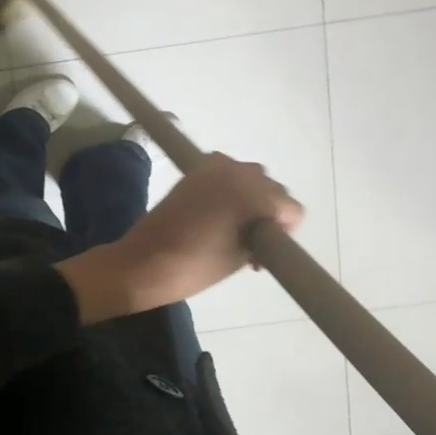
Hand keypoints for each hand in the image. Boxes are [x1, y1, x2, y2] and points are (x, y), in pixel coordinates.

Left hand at [56, 153, 303, 324]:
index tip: (267, 249)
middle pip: (271, 187)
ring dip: (251, 197)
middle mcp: (236, 171)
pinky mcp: (194, 172)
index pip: (290, 207)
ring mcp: (212, 168)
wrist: (144, 261)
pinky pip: (226, 172)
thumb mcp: (240, 257)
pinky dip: (230, 187)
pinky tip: (220, 213)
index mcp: (251, 194)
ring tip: (236, 227)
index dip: (285, 229)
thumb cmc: (195, 266)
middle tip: (252, 242)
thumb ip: (264, 237)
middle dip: (268, 211)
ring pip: (250, 177)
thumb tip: (268, 230)